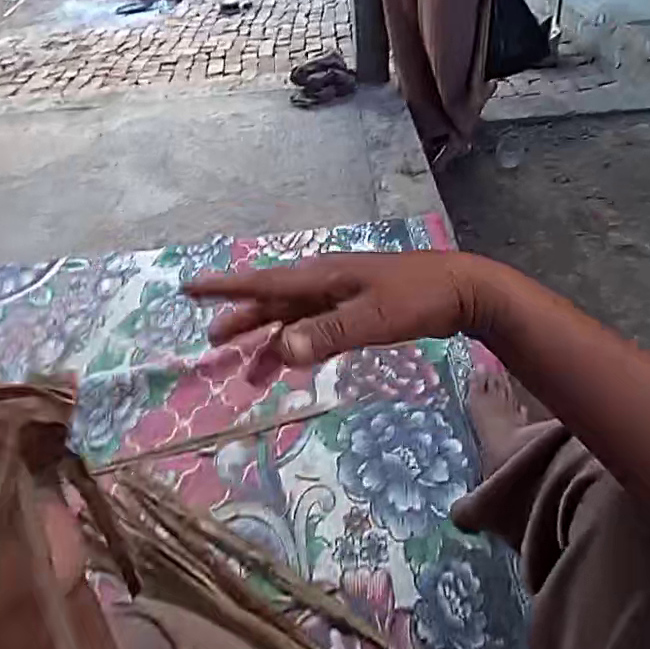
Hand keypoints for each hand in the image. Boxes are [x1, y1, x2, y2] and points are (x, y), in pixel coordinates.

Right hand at [186, 252, 494, 380]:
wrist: (460, 289)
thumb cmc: (417, 297)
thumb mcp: (374, 317)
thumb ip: (327, 334)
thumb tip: (280, 350)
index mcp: (322, 277)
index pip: (264, 282)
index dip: (225, 287)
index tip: (190, 286)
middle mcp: (324, 282)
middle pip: (272, 301)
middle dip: (242, 319)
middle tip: (212, 339)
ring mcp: (340, 294)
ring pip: (292, 317)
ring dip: (269, 340)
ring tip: (248, 371)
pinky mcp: (356, 308)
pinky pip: (315, 326)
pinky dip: (300, 344)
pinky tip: (294, 360)